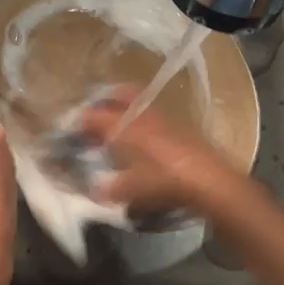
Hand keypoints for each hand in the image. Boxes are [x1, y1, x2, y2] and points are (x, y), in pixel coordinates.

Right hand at [82, 88, 252, 213]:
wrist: (211, 180)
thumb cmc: (165, 182)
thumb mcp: (132, 190)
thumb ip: (110, 188)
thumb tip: (97, 189)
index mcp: (123, 126)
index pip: (93, 116)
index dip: (80, 121)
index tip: (73, 129)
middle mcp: (141, 114)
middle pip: (117, 94)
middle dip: (104, 100)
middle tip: (97, 113)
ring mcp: (163, 115)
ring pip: (138, 101)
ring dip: (126, 107)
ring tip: (121, 122)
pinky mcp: (181, 124)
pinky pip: (155, 112)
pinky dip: (145, 118)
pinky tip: (147, 136)